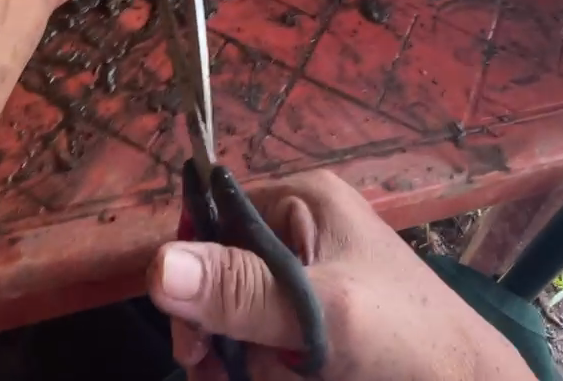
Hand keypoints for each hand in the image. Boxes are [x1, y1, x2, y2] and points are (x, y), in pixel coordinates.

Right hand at [147, 172, 534, 380]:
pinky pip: (265, 337)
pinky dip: (261, 367)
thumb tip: (156, 266)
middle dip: (219, 327)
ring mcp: (310, 275)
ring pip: (240, 312)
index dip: (193, 271)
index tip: (190, 337)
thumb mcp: (321, 313)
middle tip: (217, 372)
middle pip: (224, 270)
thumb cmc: (406, 340)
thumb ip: (243, 290)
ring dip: (240, 357)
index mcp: (304, 199)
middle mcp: (302, 228)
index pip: (218, 216)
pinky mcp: (317, 317)